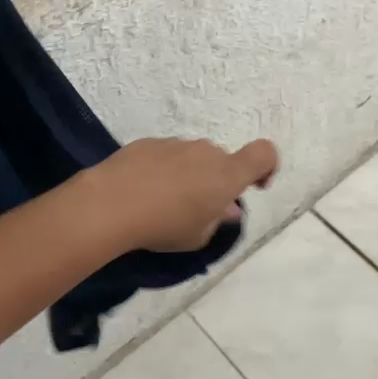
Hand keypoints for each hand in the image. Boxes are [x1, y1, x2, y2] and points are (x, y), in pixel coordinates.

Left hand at [78, 137, 278, 253]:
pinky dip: (162, 169)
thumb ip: (218, 219)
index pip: (264, 153)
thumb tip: (227, 209)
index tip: (253, 187)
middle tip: (195, 209)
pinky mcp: (147, 142)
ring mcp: (174, 143)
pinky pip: (165, 155)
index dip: (266, 167)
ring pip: (191, 158)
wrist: (111, 202)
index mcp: (227, 174)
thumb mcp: (198, 236)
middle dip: (214, 181)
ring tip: (162, 202)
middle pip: (221, 161)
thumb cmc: (164, 225)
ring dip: (187, 175)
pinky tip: (142, 191)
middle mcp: (205, 152)